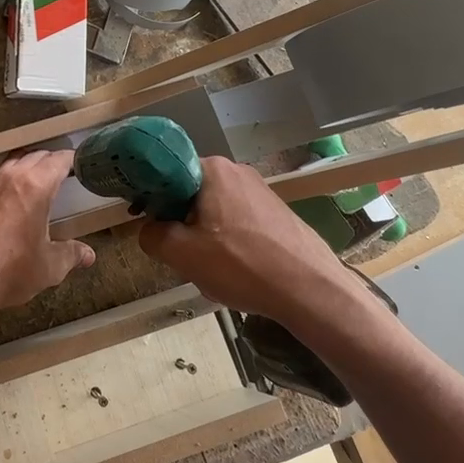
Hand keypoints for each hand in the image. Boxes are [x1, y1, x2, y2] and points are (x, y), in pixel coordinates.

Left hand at [0, 149, 95, 326]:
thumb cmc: (11, 270)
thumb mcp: (50, 266)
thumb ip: (72, 254)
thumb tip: (88, 255)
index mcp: (34, 186)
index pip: (58, 160)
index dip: (74, 160)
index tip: (85, 165)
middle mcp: (10, 178)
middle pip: (36, 156)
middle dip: (53, 161)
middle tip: (68, 174)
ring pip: (14, 163)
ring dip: (30, 166)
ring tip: (44, 182)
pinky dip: (13, 180)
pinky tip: (18, 201)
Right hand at [138, 155, 364, 331]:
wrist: (313, 292)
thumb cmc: (242, 265)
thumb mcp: (181, 253)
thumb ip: (151, 236)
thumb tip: (149, 230)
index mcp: (212, 169)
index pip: (166, 172)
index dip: (152, 198)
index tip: (149, 223)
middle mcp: (238, 172)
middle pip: (192, 194)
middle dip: (182, 224)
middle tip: (183, 253)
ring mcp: (262, 193)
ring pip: (216, 213)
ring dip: (206, 238)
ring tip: (213, 270)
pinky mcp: (279, 215)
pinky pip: (240, 225)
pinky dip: (232, 246)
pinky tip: (239, 273)